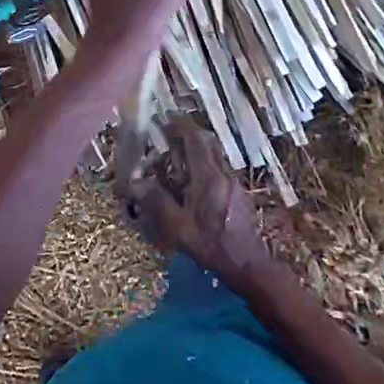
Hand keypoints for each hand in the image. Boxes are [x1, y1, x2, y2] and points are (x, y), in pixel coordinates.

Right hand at [128, 115, 268, 281]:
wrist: (248, 264)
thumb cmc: (212, 246)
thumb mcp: (179, 228)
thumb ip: (157, 203)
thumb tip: (135, 183)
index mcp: (208, 178)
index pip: (196, 140)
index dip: (181, 126)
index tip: (166, 119)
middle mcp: (223, 174)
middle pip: (208, 142)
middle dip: (189, 132)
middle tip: (170, 132)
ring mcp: (233, 182)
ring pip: (215, 154)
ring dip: (197, 148)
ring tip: (177, 155)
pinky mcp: (237, 193)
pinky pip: (218, 167)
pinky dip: (203, 163)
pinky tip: (192, 180)